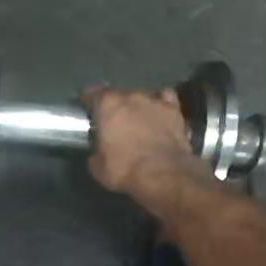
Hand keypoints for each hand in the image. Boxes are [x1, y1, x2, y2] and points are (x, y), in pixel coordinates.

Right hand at [82, 86, 211, 203]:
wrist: (163, 174)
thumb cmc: (125, 169)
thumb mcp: (98, 167)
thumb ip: (96, 152)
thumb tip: (99, 151)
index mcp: (107, 104)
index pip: (93, 92)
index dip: (90, 101)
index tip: (90, 111)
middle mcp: (131, 95)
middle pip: (119, 94)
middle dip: (116, 106)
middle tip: (116, 123)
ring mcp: (155, 100)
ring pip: (142, 95)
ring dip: (139, 106)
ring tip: (139, 120)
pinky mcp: (175, 109)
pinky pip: (166, 98)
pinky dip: (161, 104)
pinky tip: (160, 114)